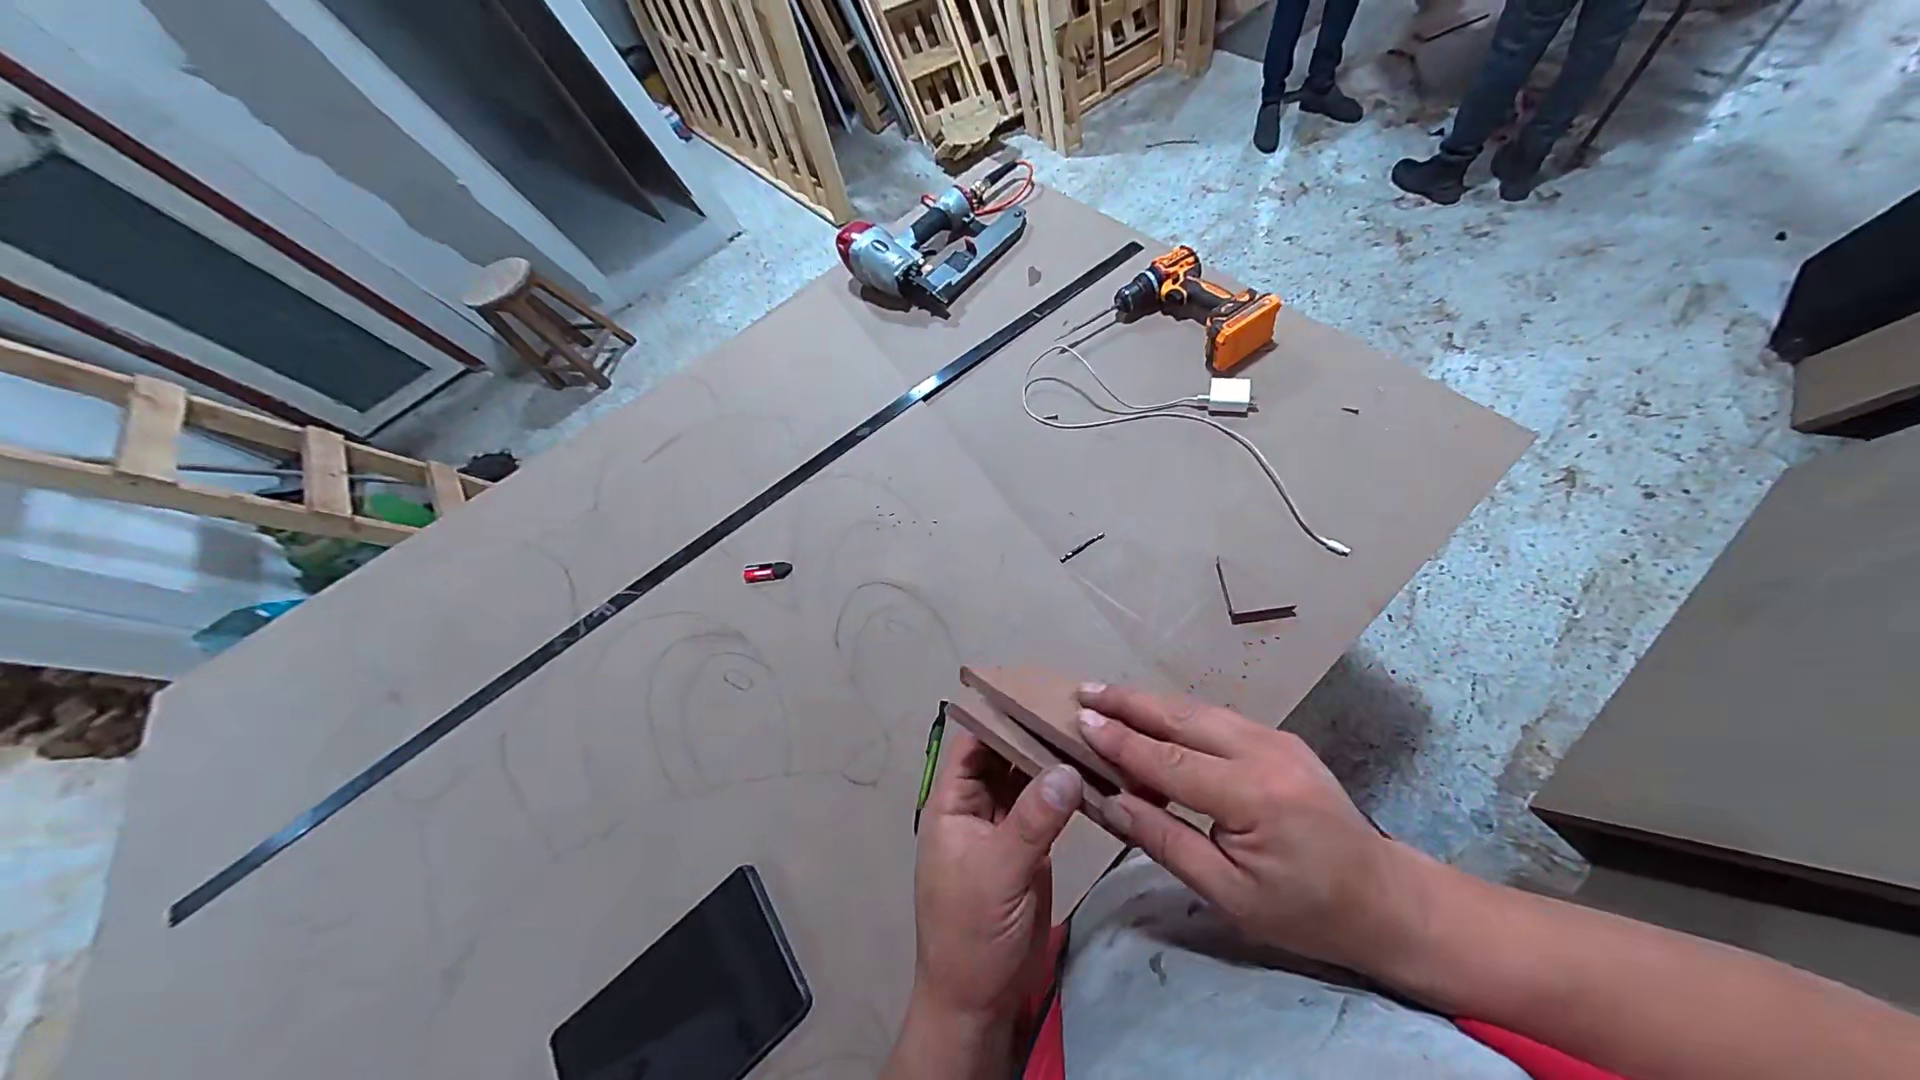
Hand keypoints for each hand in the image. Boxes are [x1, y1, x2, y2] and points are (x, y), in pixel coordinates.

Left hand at [884, 729, 1081, 1078]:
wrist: (979, 998)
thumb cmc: (970, 931)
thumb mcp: (997, 871)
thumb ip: (1032, 820)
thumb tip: (1068, 768)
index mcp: (951, 804)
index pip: (972, 745)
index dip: (998, 718)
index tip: (1037, 694)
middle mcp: (975, 807)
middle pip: (1002, 758)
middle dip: (1032, 735)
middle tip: (1076, 710)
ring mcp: (1003, 828)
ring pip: (1026, 782)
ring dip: (1050, 763)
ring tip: (1090, 735)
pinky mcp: (1028, 848)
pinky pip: (1045, 810)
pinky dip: (1064, 794)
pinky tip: (1092, 777)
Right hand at [1072, 684, 1431, 976]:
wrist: (1385, 899)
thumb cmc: (1305, 911)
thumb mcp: (1228, 893)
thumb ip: (1165, 841)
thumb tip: (1110, 802)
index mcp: (1253, 797)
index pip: (1167, 759)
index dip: (1119, 740)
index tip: (1079, 720)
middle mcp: (1264, 753)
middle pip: (1181, 717)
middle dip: (1129, 702)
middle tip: (1083, 691)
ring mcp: (1276, 739)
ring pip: (1198, 710)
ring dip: (1150, 703)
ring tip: (1107, 696)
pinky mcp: (1280, 738)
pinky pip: (1218, 718)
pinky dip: (1178, 715)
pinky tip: (1153, 717)